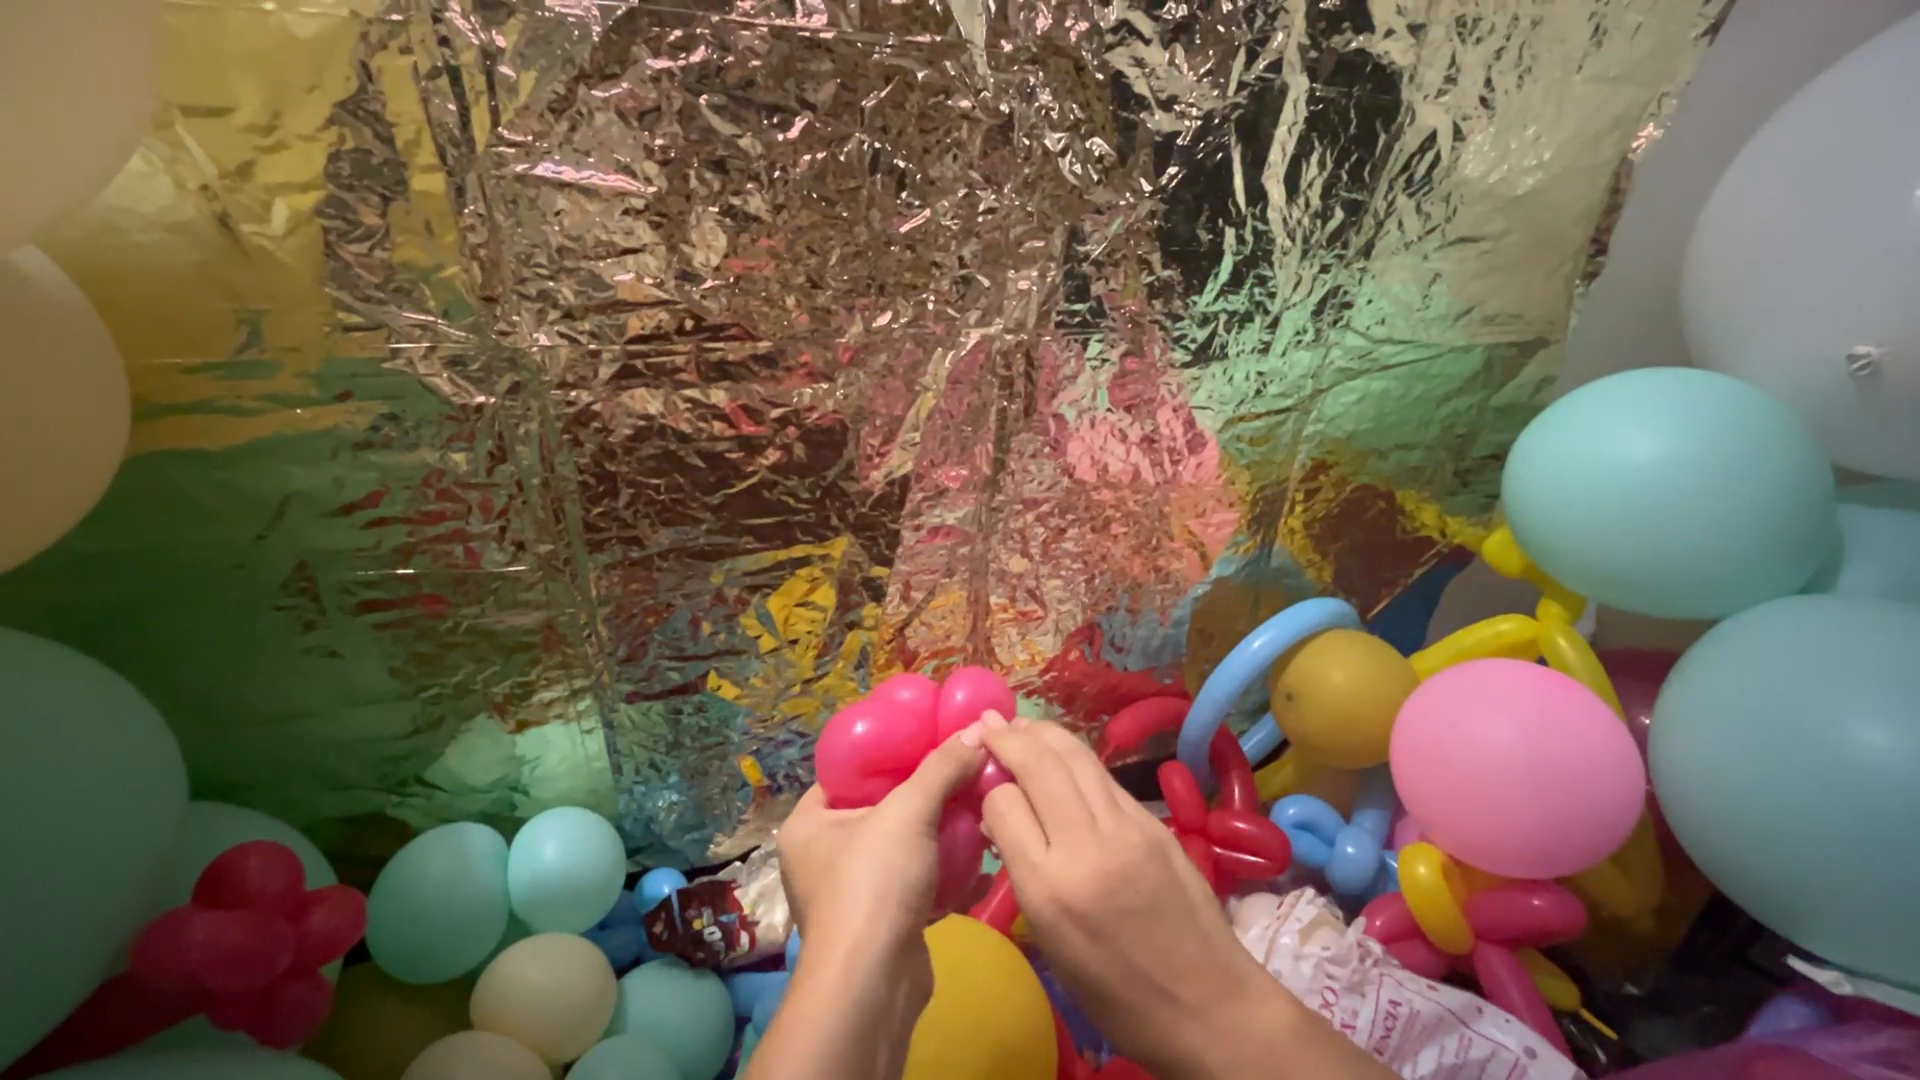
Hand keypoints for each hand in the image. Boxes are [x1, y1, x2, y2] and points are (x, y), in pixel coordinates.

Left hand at [758, 731, 988, 1079]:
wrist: (874, 983)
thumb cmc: (874, 883)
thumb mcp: (910, 811)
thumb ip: (942, 767)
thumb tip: (976, 730)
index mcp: (808, 824)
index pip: (846, 772)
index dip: (885, 754)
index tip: (924, 738)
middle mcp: (822, 857)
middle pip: (880, 809)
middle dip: (924, 795)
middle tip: (959, 771)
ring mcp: (851, 894)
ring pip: (902, 849)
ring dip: (939, 835)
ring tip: (975, 808)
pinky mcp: (882, 924)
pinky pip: (916, 885)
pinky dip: (944, 874)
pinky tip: (978, 861)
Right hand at [981, 715, 1392, 1079]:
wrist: (1208, 1005)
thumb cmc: (1116, 993)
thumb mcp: (1050, 942)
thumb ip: (1023, 870)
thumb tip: (1003, 817)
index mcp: (1049, 888)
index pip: (1004, 803)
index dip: (989, 786)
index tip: (981, 779)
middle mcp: (1085, 846)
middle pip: (1040, 764)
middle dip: (1009, 737)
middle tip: (987, 723)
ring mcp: (1126, 828)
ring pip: (1076, 757)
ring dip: (1043, 734)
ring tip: (1020, 724)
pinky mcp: (1155, 823)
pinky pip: (1105, 778)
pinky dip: (1076, 758)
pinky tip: (1064, 756)